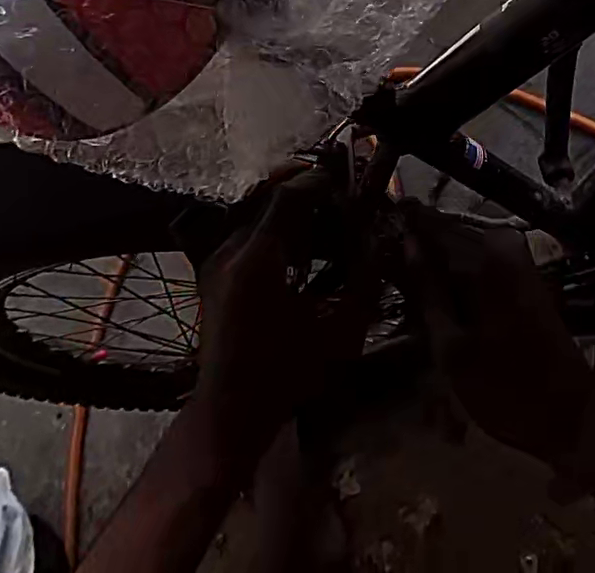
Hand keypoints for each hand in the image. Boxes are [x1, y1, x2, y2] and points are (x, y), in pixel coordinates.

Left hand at [192, 164, 376, 457]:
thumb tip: (381, 243)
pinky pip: (246, 232)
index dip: (318, 182)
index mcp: (258, 261)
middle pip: (268, 197)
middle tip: (337, 198)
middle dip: (304, 192)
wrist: (229, 413)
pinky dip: (274, 228)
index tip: (344, 182)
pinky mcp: (213, 272)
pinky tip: (298, 247)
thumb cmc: (286, 376)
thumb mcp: (337, 332)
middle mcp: (231, 251)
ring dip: (289, 209)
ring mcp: (217, 261)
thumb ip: (364, 282)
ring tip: (321, 219)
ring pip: (255, 211)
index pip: (287, 197)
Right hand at [397, 203, 594, 466]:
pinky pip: (476, 262)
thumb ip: (427, 290)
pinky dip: (454, 279)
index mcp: (487, 254)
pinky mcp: (520, 273)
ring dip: (433, 268)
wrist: (574, 416)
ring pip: (458, 249)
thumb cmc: (509, 389)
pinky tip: (435, 304)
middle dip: (415, 252)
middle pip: (444, 234)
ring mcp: (516, 256)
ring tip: (405, 295)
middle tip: (383, 277)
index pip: (430, 223)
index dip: (400, 228)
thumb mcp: (453, 347)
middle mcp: (504, 243)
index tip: (371, 236)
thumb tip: (406, 243)